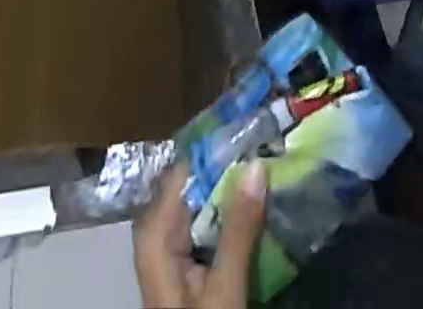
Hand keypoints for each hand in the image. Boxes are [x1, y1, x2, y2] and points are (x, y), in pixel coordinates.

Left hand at [134, 160, 267, 308]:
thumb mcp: (224, 288)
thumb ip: (239, 229)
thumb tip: (256, 165)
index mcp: (155, 231)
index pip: (185, 170)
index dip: (218, 150)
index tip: (252, 134)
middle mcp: (156, 232)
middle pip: (195, 186)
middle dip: (230, 169)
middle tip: (267, 149)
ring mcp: (168, 248)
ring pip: (203, 204)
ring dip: (232, 191)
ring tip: (268, 170)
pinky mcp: (183, 262)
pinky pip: (206, 223)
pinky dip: (229, 214)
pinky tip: (255, 206)